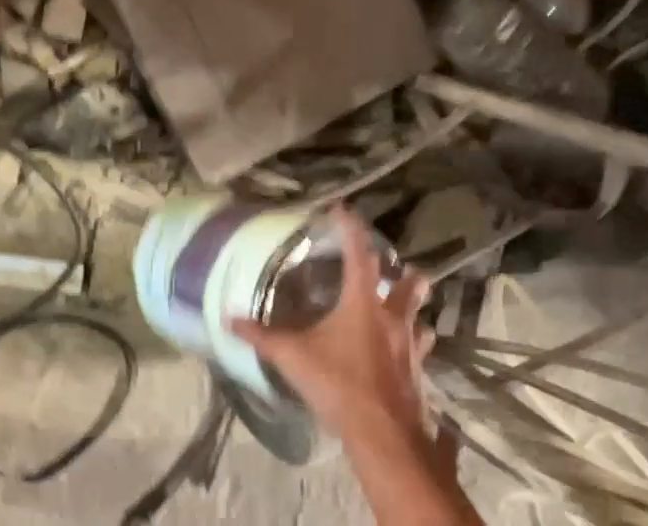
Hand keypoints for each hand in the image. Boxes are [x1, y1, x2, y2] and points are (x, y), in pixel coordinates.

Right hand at [228, 207, 433, 446]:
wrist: (385, 436)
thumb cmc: (339, 384)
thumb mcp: (292, 357)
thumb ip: (261, 336)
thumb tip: (228, 318)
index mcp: (363, 305)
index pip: (360, 256)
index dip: (352, 231)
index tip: (345, 210)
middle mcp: (393, 321)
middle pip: (408, 288)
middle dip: (406, 275)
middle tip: (401, 267)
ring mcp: (411, 350)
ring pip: (419, 321)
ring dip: (413, 312)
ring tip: (403, 311)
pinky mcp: (418, 377)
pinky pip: (419, 353)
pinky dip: (411, 347)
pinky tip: (402, 354)